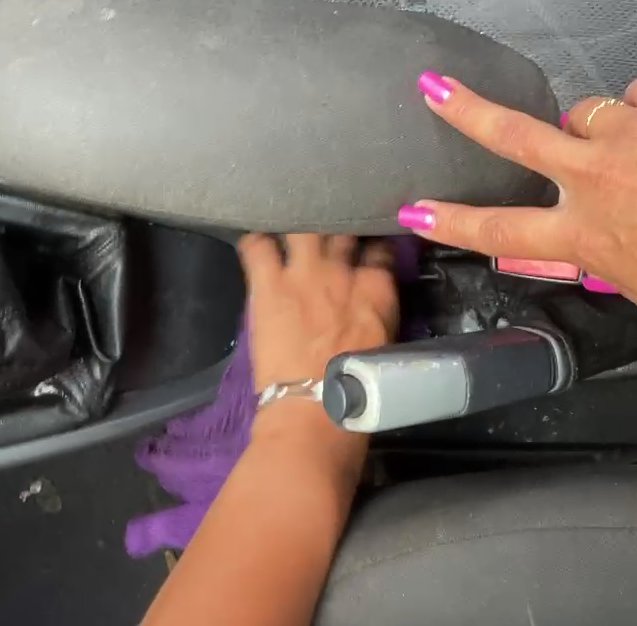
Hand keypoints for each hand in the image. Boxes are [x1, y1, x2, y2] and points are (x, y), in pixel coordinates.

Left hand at [238, 234, 399, 393]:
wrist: (315, 408)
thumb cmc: (356, 387)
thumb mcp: (381, 340)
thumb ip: (374, 308)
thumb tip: (367, 300)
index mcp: (376, 287)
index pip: (380, 249)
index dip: (372, 245)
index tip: (366, 248)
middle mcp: (341, 269)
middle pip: (341, 231)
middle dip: (337, 228)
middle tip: (329, 233)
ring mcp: (304, 272)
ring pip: (302, 228)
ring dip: (298, 228)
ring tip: (291, 231)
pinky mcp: (269, 283)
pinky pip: (258, 247)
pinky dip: (255, 241)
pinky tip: (254, 241)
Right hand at [404, 75, 636, 336]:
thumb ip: (624, 259)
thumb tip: (611, 238)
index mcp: (594, 234)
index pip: (503, 230)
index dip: (453, 222)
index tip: (413, 210)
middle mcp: (600, 175)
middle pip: (516, 135)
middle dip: (467, 112)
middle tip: (433, 88)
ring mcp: (635, 128)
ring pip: (589, 113)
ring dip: (599, 129)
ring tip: (636, 144)